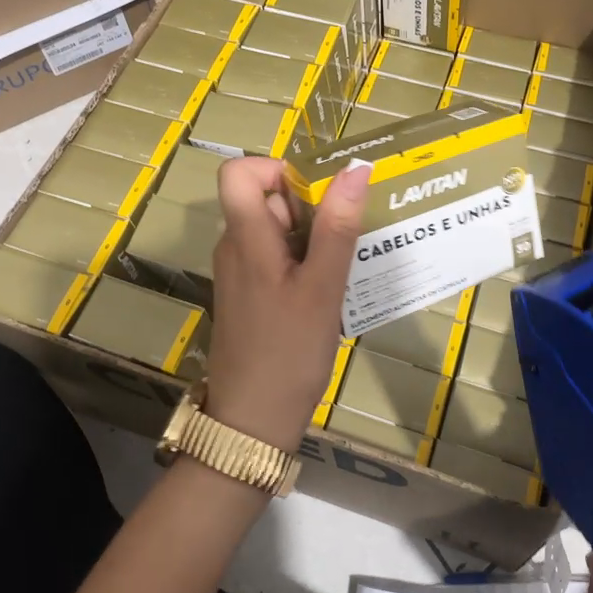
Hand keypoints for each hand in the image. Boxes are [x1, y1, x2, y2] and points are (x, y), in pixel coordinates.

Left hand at [205, 156, 368, 452]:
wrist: (250, 424)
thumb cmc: (287, 352)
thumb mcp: (322, 288)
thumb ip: (338, 228)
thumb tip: (356, 169)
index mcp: (245, 236)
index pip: (239, 171)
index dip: (277, 168)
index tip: (318, 193)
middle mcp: (236, 247)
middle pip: (264, 197)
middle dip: (309, 204)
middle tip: (349, 232)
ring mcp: (240, 273)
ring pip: (274, 229)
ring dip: (312, 234)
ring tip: (348, 260)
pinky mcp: (250, 296)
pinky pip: (275, 257)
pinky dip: (304, 259)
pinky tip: (331, 288)